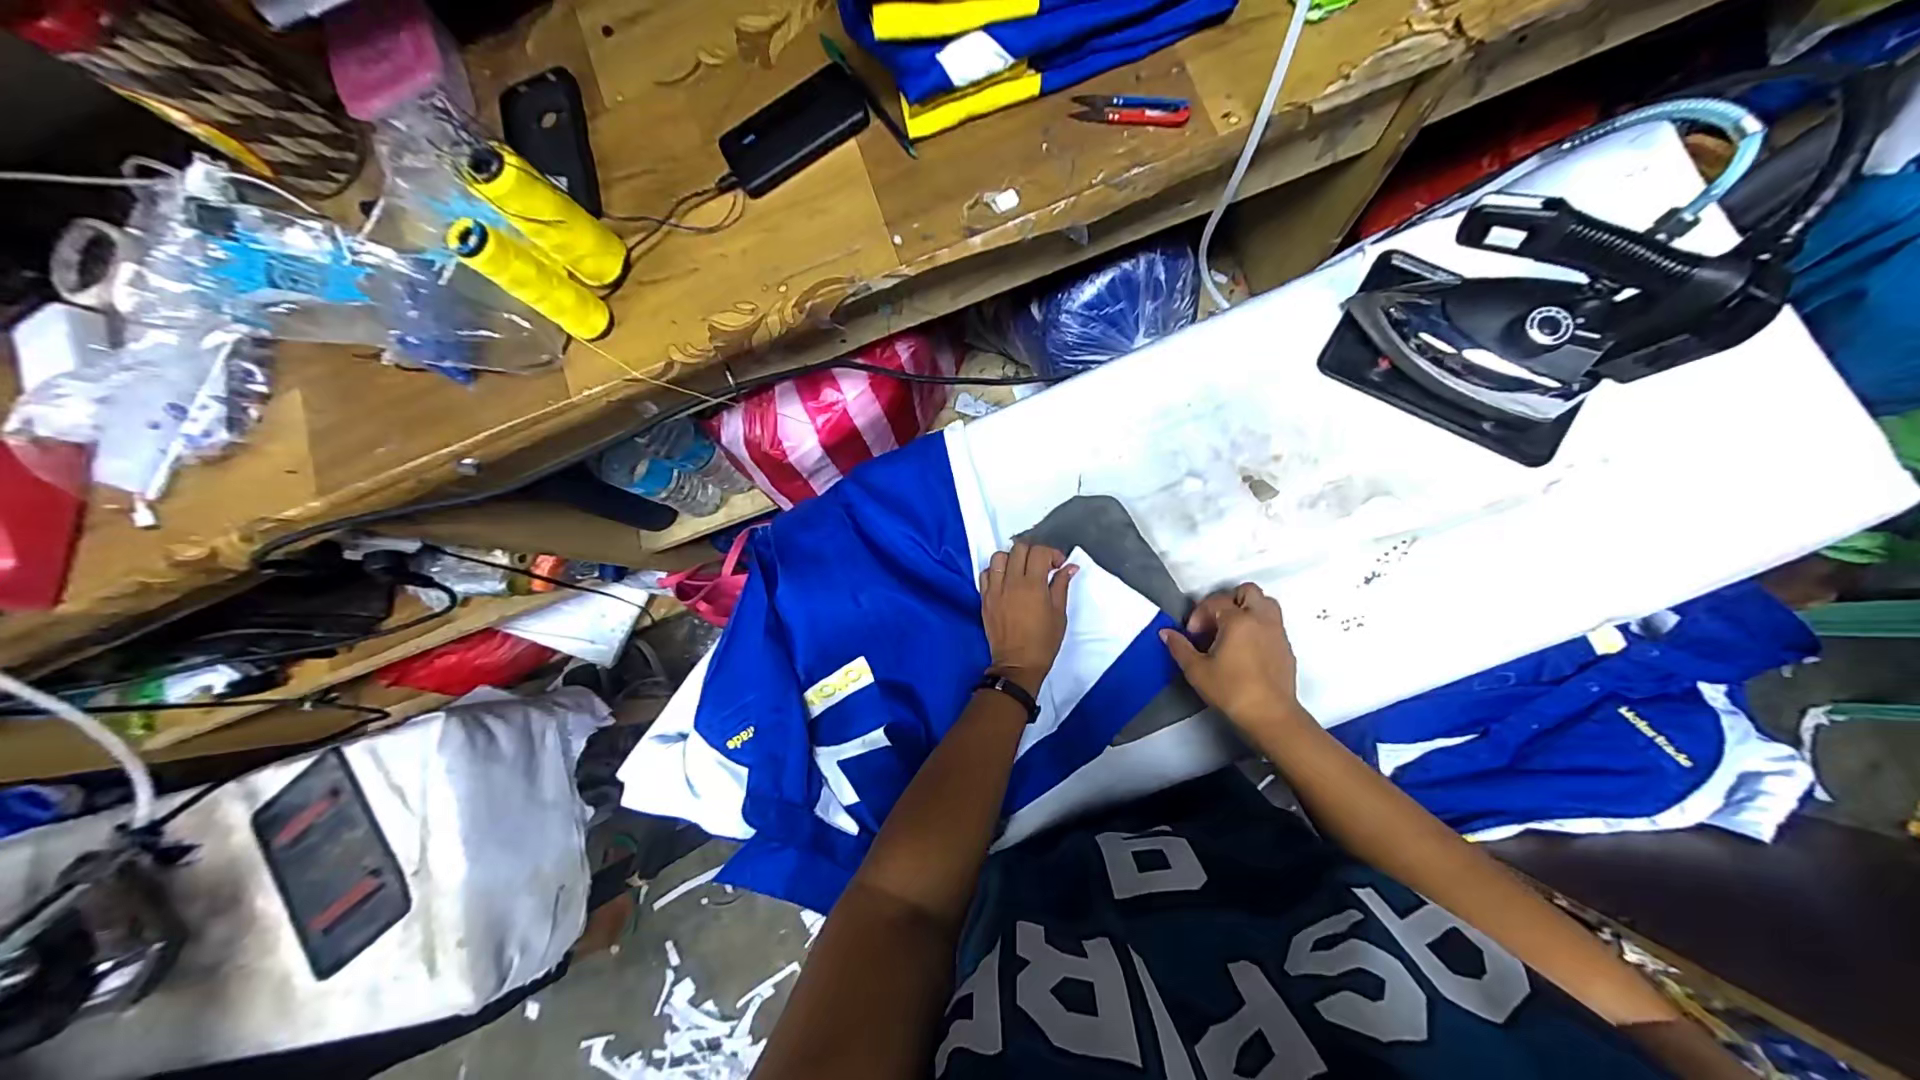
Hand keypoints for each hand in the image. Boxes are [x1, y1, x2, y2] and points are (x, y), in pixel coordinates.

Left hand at [980, 542, 1076, 695]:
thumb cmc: (1043, 641)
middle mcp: (1011, 583)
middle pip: (1018, 549)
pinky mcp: (984, 598)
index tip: (1057, 565)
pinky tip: (1005, 580)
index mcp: (1033, 585)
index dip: (1051, 554)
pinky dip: (996, 570)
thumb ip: (1061, 585)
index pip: (1039, 552)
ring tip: (1021, 571)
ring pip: (999, 557)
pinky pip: (986, 573)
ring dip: (1012, 558)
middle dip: (1033, 552)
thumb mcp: (1059, 613)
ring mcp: (995, 590)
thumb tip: (1069, 567)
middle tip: (1041, 566)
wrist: (1017, 663)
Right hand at [1160, 583, 1308, 737]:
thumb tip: (1167, 634)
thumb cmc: (1233, 691)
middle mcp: (1261, 620)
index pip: (1216, 602)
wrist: (1269, 715)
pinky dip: (1259, 626)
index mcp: (1238, 620)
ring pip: (1266, 604)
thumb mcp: (1196, 670)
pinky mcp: (1286, 648)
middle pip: (1247, 591)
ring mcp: (1277, 633)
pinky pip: (1274, 624)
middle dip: (1228, 600)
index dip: (1199, 614)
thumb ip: (1179, 647)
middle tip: (1214, 620)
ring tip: (1232, 628)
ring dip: (1248, 608)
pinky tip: (1246, 646)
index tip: (1191, 634)